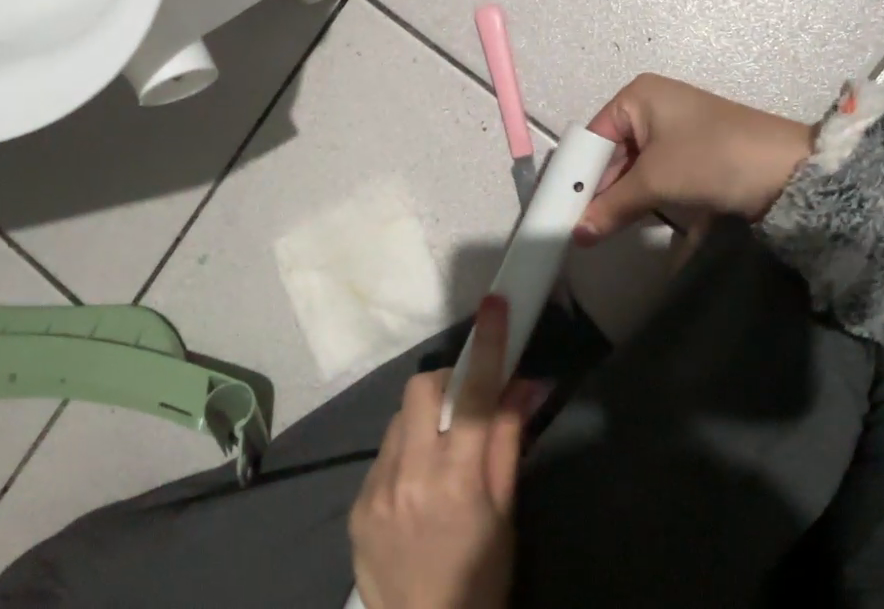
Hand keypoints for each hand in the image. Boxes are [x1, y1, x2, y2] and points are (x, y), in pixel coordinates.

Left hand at [350, 295, 539, 608]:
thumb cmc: (482, 579)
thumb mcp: (507, 514)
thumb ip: (510, 443)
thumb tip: (527, 384)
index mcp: (458, 482)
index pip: (476, 397)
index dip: (488, 347)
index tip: (494, 304)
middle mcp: (410, 476)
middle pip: (423, 390)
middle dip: (448, 384)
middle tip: (468, 406)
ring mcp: (376, 488)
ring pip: (400, 417)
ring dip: (425, 419)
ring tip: (441, 454)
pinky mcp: (356, 502)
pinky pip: (384, 452)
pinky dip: (405, 451)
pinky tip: (417, 484)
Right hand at [573, 73, 814, 246]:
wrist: (790, 171)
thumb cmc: (713, 158)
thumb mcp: (656, 180)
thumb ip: (611, 206)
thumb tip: (576, 235)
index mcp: (638, 97)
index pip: (593, 137)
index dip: (577, 174)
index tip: (559, 210)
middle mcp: (653, 110)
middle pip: (611, 155)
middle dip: (597, 191)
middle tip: (576, 229)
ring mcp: (675, 136)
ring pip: (633, 172)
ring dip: (619, 200)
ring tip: (594, 233)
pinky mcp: (693, 161)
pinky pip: (656, 180)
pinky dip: (643, 201)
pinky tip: (626, 226)